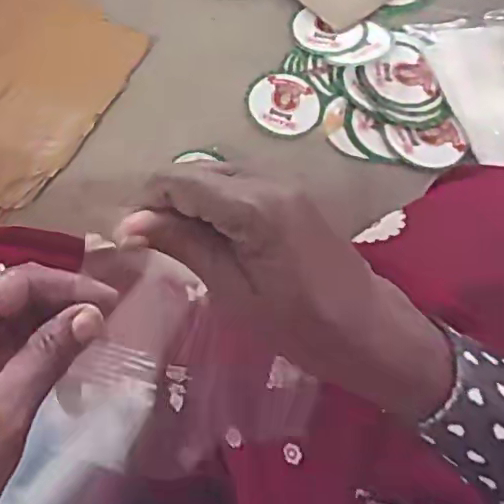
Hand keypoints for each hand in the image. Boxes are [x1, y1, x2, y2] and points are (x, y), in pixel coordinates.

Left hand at [0, 266, 118, 503]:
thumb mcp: (7, 407)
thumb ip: (49, 353)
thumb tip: (95, 312)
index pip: (21, 281)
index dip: (70, 285)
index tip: (115, 298)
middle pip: (21, 293)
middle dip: (67, 300)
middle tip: (116, 313)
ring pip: (21, 315)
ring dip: (59, 320)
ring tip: (104, 326)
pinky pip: (15, 340)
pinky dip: (46, 342)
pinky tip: (76, 346)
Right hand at [116, 164, 455, 418]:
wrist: (375, 333)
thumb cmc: (303, 327)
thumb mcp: (234, 291)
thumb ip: (184, 245)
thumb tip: (130, 225)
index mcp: (254, 205)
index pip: (180, 180)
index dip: (147, 203)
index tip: (129, 238)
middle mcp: (267, 178)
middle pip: (195, 170)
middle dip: (165, 199)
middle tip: (149, 242)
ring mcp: (282, 181)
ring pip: (214, 172)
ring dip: (188, 198)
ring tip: (175, 240)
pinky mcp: (289, 191)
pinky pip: (236, 182)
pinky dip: (212, 199)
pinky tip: (209, 232)